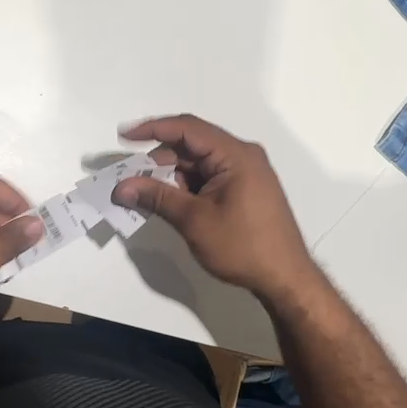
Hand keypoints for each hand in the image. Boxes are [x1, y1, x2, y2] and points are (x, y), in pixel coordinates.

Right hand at [112, 115, 323, 300]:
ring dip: (171, 176)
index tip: (123, 136)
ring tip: (145, 196)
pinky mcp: (244, 189)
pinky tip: (168, 203)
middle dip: (158, 160)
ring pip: (198, 164)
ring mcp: (245, 173)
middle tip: (129, 178)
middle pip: (191, 146)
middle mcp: (242, 156)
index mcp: (235, 155)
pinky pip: (208, 177)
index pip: (187, 129)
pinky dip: (186, 187)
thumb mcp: (194, 221)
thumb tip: (121, 187)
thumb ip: (157, 198)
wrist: (285, 278)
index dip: (153, 129)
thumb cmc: (243, 246)